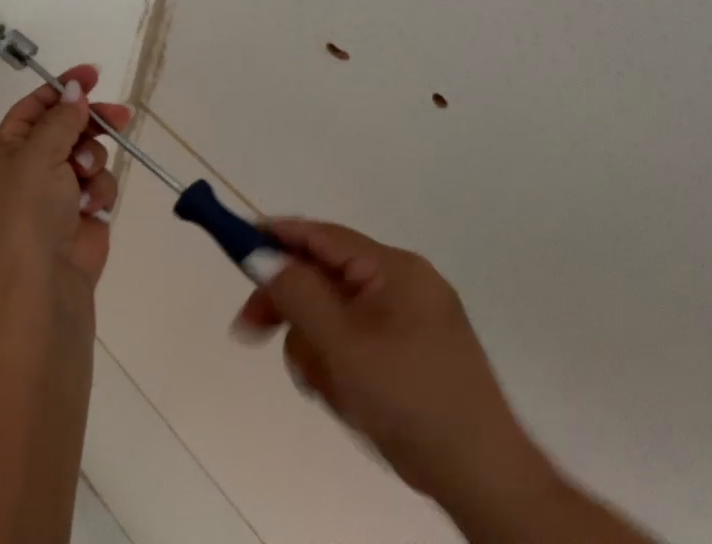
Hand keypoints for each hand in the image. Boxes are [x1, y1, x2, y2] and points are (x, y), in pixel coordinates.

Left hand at [0, 64, 131, 291]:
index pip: (37, 104)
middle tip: (118, 116)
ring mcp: (59, 186)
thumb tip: (74, 89)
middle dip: (92, 122)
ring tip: (82, 181)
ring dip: (93, 163)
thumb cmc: (31, 209)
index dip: (63, 88)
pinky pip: (102, 182)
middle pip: (69, 125)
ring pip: (91, 152)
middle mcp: (31, 162)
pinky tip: (89, 208)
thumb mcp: (38, 154)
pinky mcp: (84, 207)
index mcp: (8, 145)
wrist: (46, 275)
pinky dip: (99, 191)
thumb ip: (60, 119)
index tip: (93, 74)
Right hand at [232, 221, 552, 512]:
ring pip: (328, 313)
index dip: (271, 237)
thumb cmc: (408, 398)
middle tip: (248, 329)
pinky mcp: (406, 352)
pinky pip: (348, 340)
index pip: (319, 235)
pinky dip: (334, 362)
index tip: (231, 248)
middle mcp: (402, 285)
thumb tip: (257, 254)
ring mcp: (406, 320)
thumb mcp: (340, 342)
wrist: (480, 476)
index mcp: (395, 270)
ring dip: (312, 345)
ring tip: (325, 385)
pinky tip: (344, 395)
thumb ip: (295, 291)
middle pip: (319, 276)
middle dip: (287, 306)